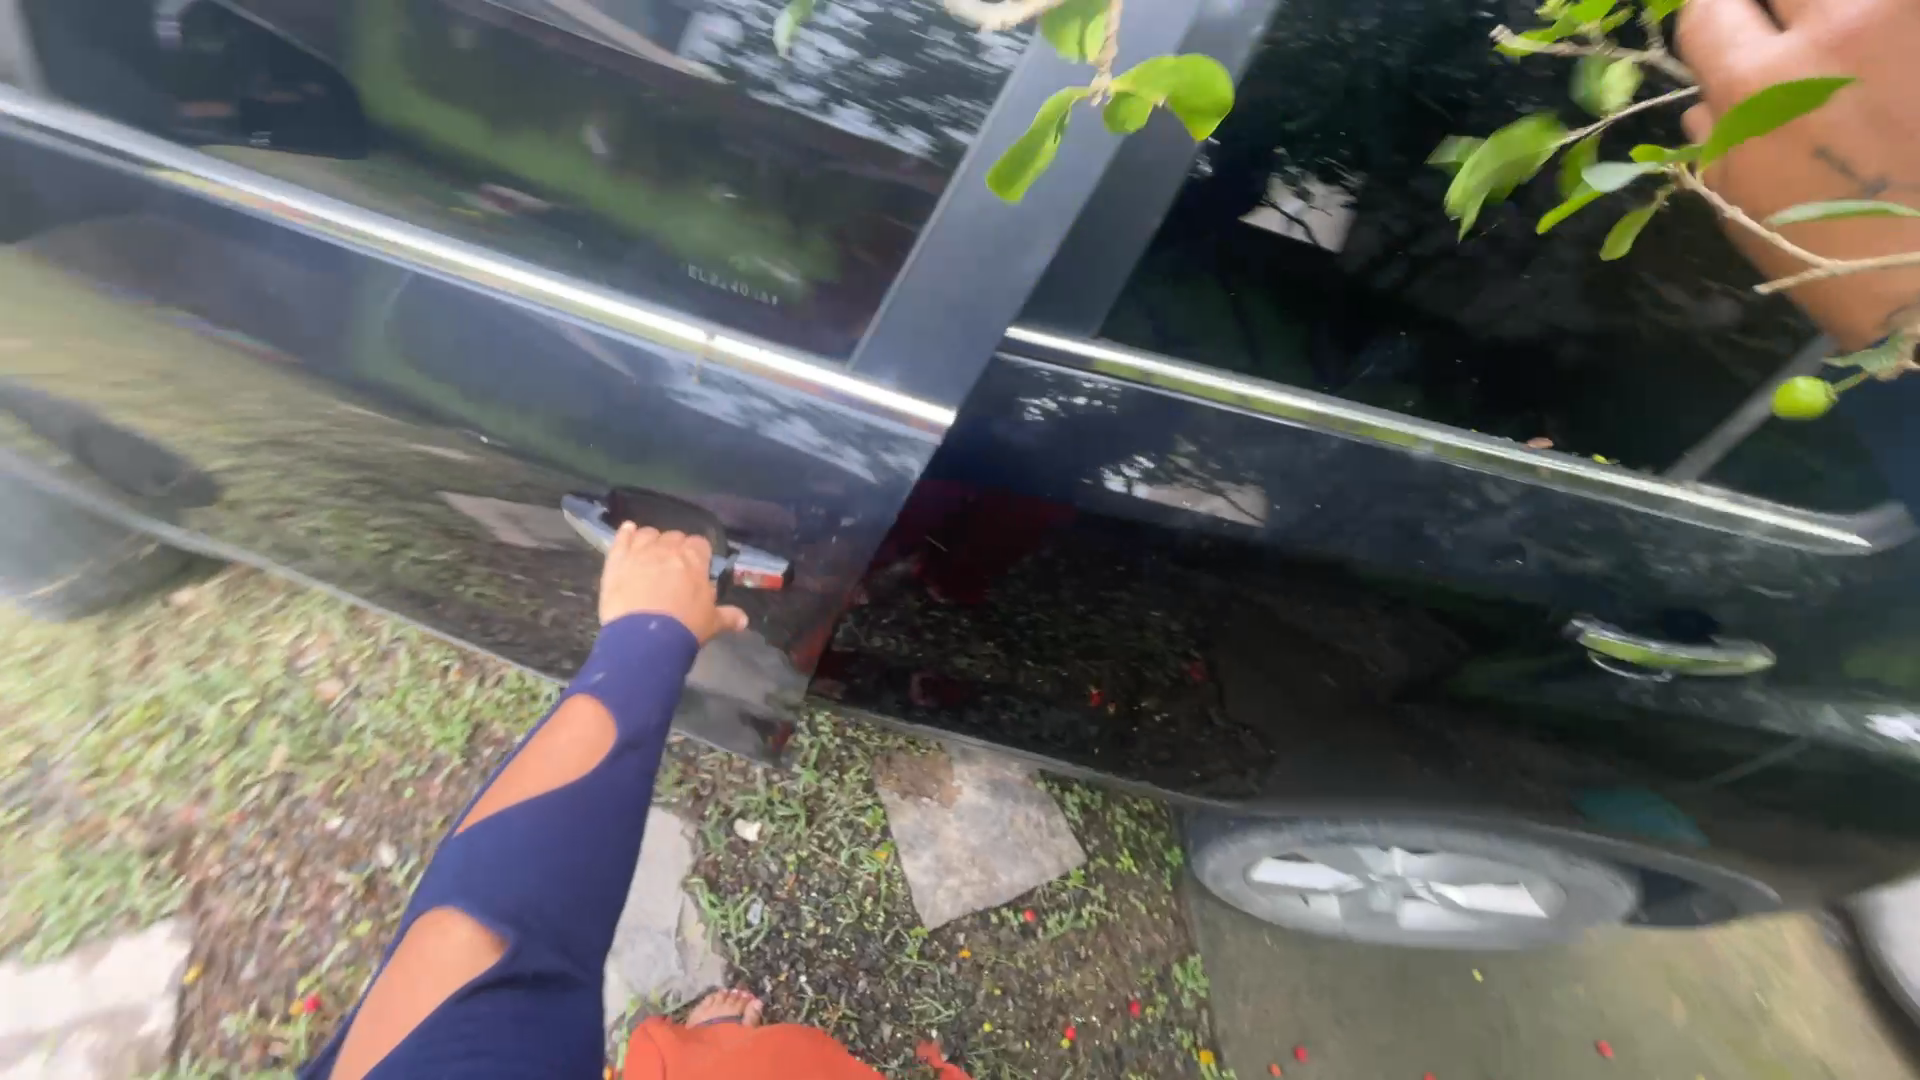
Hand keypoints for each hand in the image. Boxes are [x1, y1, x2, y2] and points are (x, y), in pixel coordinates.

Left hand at [598, 523, 748, 643]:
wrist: (645, 639)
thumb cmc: (685, 627)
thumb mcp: (712, 623)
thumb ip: (728, 617)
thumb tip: (743, 619)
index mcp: (694, 560)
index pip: (700, 544)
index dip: (699, 553)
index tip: (698, 565)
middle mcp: (668, 550)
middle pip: (674, 537)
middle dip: (676, 548)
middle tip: (675, 566)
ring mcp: (640, 553)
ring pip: (648, 534)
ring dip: (652, 540)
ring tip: (652, 553)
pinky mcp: (617, 562)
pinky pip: (621, 539)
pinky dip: (625, 533)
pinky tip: (628, 530)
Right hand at [1678, 0, 1919, 348]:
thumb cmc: (1815, 237)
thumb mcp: (1734, 193)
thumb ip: (1717, 132)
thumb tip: (1711, 99)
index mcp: (1757, 81)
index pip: (1709, 11)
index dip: (1706, 18)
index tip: (1714, 29)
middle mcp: (1840, 25)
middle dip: (1770, 6)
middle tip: (1778, 31)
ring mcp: (1912, 16)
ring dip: (1836, 16)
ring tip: (1839, 48)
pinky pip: (1902, 15)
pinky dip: (1887, 31)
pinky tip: (1884, 63)